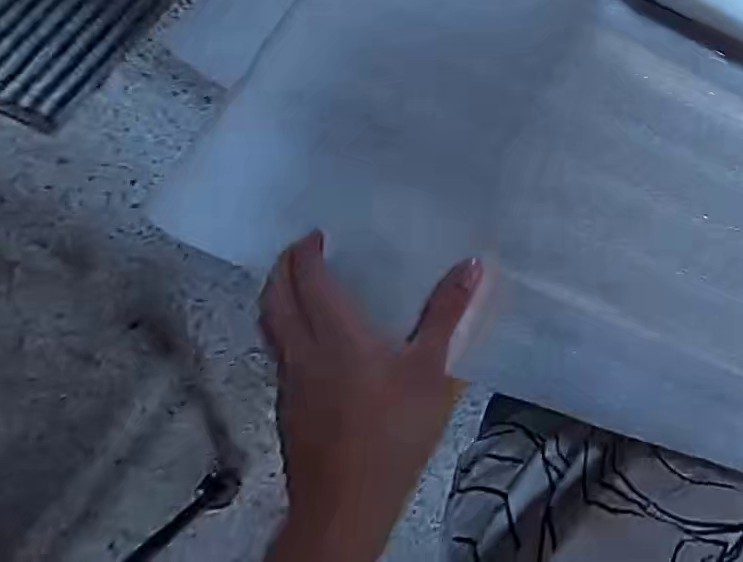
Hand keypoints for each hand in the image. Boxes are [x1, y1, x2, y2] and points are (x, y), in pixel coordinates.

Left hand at [260, 230, 482, 561]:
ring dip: (278, 297)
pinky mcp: (288, 409)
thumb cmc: (392, 432)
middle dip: (283, 268)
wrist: (344, 508)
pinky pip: (280, 352)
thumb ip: (448, 315)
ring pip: (271, 327)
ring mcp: (290, 383)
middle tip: (301, 249)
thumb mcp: (432, 371)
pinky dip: (286, 328)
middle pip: (275, 299)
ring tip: (300, 286)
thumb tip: (472, 264)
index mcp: (335, 336)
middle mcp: (303, 352)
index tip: (317, 235)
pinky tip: (313, 342)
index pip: (308, 281)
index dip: (306, 253)